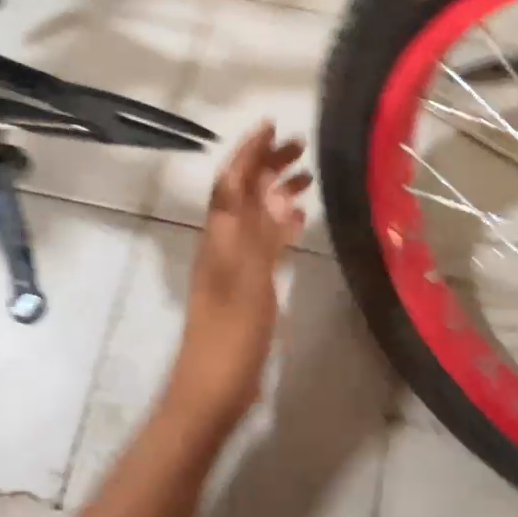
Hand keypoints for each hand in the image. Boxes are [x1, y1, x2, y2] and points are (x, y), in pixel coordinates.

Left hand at [164, 122, 311, 424]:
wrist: (210, 391)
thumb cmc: (231, 336)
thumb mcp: (250, 281)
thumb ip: (265, 234)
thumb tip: (277, 188)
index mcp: (220, 237)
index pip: (232, 181)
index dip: (249, 151)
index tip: (271, 125)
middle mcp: (222, 244)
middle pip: (243, 193)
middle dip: (267, 165)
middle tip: (302, 147)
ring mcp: (230, 266)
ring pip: (253, 216)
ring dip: (275, 192)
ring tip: (307, 177)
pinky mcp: (242, 287)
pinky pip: (261, 242)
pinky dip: (279, 224)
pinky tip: (297, 224)